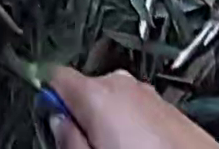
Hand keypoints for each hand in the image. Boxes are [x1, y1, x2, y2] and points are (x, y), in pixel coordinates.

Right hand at [45, 67, 218, 148]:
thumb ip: (69, 140)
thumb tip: (57, 123)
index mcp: (97, 94)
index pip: (56, 77)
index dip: (50, 99)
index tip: (50, 119)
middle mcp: (122, 85)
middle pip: (86, 89)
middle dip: (83, 116)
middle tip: (88, 147)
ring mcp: (148, 94)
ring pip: (114, 101)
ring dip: (110, 123)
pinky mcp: (168, 107)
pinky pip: (138, 110)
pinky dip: (134, 127)